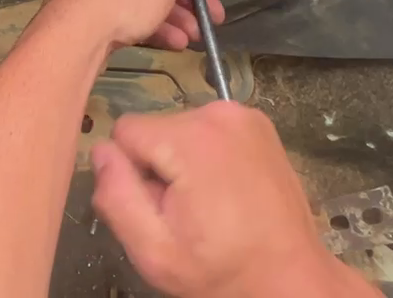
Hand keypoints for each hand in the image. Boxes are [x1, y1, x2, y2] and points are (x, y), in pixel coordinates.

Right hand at [91, 103, 381, 297]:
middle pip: (155, 128)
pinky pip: (207, 126)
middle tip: (186, 212)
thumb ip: (117, 197)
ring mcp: (243, 112)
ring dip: (183, 160)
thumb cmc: (222, 273)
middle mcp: (218, 112)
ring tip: (210, 203)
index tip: (160, 206)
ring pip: (179, 126)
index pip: (125, 131)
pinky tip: (227, 188)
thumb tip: (100, 150)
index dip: (133, 172)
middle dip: (160, 166)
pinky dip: (208, 152)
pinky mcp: (257, 119)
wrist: (293, 283)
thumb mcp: (155, 253)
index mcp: (192, 139)